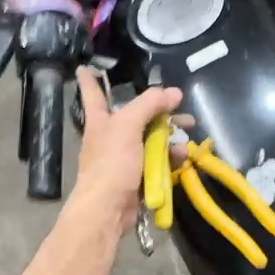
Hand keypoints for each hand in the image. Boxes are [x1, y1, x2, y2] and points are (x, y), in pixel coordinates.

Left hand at [70, 67, 184, 232]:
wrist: (107, 208)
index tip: (85, 66)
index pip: (93, 93)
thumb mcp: (128, 125)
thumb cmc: (110, 163)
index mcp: (100, 120)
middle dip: (159, 110)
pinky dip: (170, 158)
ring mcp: (124, 159)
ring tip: (189, 131)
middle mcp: (110, 137)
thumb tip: (173, 92)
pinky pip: (157, 163)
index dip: (90, 79)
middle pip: (136, 116)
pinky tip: (183, 157)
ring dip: (170, 135)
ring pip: (151, 140)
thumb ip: (150, 104)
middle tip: (181, 104)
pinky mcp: (138, 178)